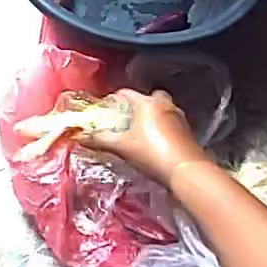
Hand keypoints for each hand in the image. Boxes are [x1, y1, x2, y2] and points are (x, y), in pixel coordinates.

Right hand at [80, 88, 210, 184]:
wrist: (188, 173)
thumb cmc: (152, 154)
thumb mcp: (121, 147)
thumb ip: (99, 140)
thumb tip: (79, 137)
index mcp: (147, 103)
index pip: (126, 93)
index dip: (113, 99)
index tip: (104, 109)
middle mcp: (165, 105)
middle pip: (148, 98)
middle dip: (137, 105)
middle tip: (125, 118)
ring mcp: (179, 118)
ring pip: (161, 109)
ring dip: (151, 116)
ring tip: (138, 130)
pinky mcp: (188, 132)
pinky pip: (170, 122)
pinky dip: (161, 127)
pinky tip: (153, 142)